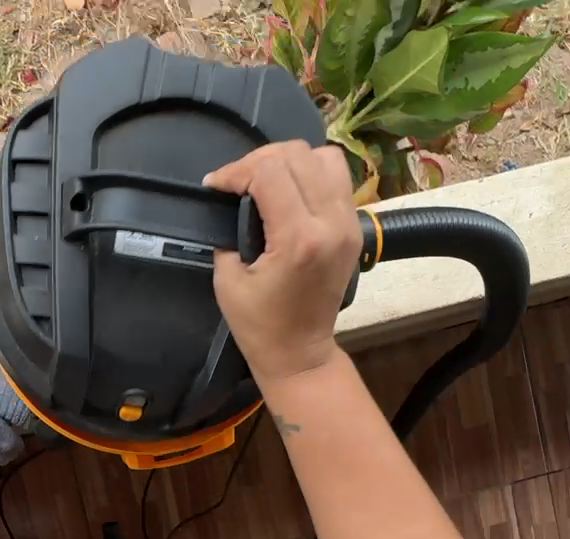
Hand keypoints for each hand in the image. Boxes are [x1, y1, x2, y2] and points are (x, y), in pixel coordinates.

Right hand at [205, 141, 361, 385]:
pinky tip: (288, 190)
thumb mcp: (228, 281)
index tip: (215, 186)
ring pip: (324, 156)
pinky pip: (336, 177)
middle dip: (259, 160)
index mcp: (298, 240)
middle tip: (236, 182)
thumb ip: (230, 233)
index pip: (269, 172)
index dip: (236, 171)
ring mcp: (348, 223)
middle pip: (298, 155)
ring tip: (265, 180)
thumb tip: (232, 202)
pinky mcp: (353, 226)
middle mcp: (330, 223)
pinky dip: (309, 173)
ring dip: (290, 160)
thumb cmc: (259, 326)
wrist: (299, 352)